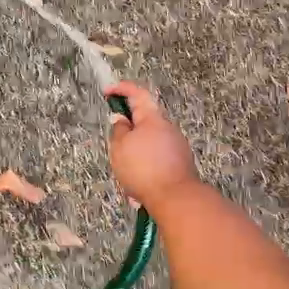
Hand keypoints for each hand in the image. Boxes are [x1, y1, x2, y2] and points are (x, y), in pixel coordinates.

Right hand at [105, 81, 199, 208]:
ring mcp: (177, 146)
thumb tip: (121, 120)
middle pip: (145, 119)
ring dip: (136, 150)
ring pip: (150, 141)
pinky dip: (146, 166)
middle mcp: (168, 128)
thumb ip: (119, 129)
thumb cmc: (144, 169)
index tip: (108, 92)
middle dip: (128, 128)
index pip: (137, 93)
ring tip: (126, 171)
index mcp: (152, 119)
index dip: (121, 89)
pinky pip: (158, 158)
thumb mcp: (119, 147)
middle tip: (115, 140)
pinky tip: (138, 185)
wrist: (176, 199)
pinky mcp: (180, 164)